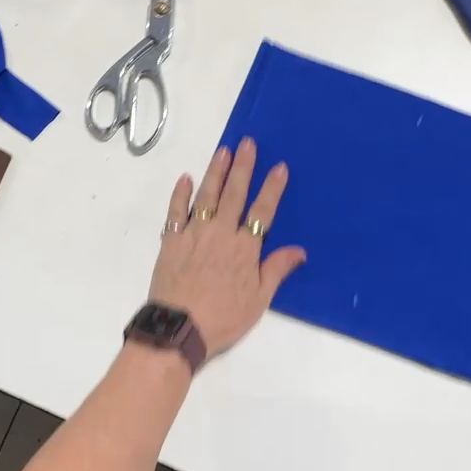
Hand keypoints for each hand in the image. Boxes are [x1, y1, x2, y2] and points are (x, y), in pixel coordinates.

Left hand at [147, 138, 305, 357]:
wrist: (179, 327)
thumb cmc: (223, 318)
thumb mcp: (259, 300)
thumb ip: (276, 270)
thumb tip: (299, 250)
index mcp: (245, 248)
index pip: (263, 211)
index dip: (272, 188)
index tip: (279, 167)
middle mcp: (220, 233)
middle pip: (234, 194)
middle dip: (243, 168)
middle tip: (247, 143)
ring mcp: (193, 234)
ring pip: (206, 196)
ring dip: (215, 172)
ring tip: (223, 151)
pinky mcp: (170, 241)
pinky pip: (175, 211)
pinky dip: (181, 194)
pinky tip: (186, 179)